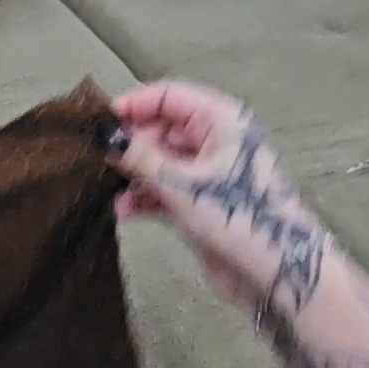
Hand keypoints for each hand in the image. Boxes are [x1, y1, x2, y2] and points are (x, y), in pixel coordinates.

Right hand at [106, 81, 327, 313]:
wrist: (271, 271)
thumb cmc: (238, 217)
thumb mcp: (181, 184)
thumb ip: (139, 157)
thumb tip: (105, 135)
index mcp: (221, 120)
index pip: (168, 96)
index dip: (132, 106)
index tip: (99, 124)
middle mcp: (215, 140)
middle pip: (160, 129)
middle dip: (129, 145)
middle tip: (98, 160)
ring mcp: (207, 172)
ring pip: (158, 161)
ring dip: (132, 176)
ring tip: (108, 191)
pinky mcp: (199, 200)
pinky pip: (162, 188)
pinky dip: (142, 197)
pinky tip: (123, 211)